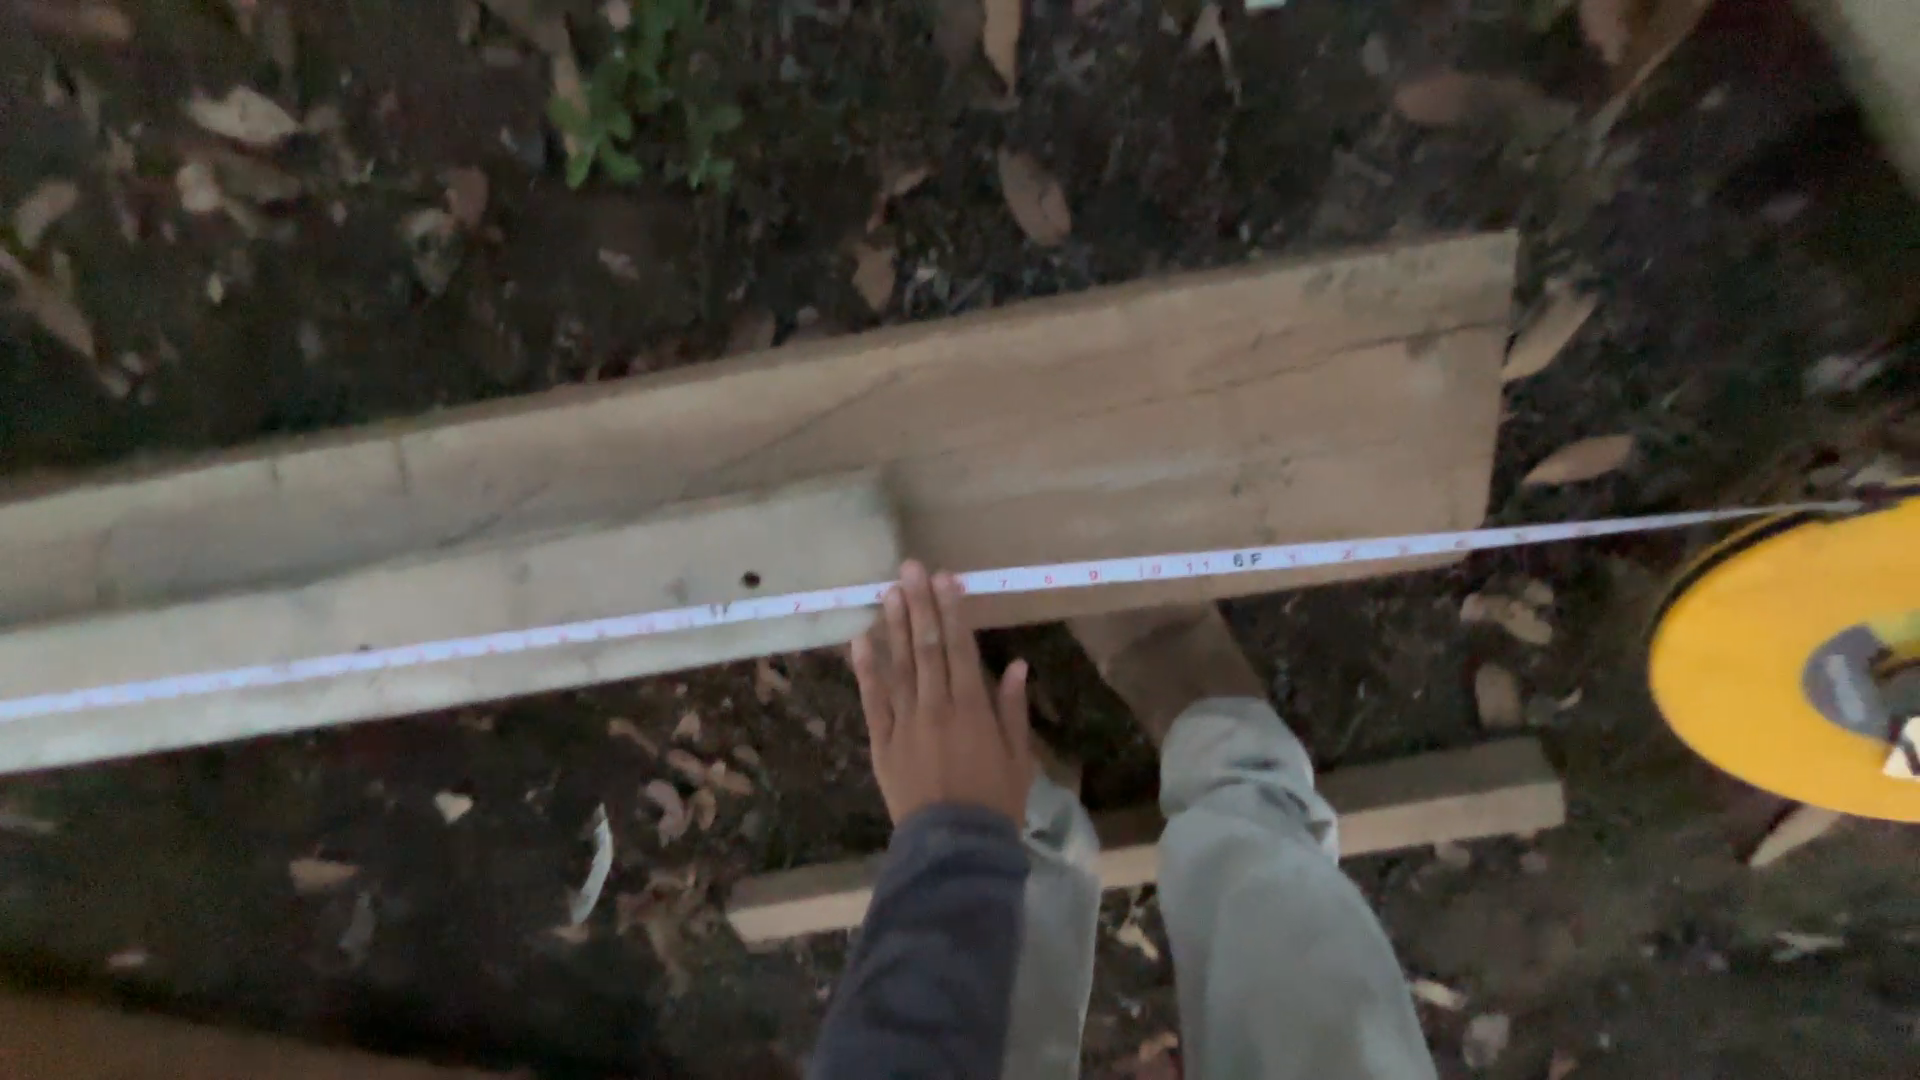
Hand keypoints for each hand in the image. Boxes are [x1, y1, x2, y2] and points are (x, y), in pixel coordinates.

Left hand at [851, 561, 1033, 826]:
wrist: (954, 847)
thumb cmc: (994, 802)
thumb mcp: (1018, 757)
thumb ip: (1013, 708)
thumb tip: (1015, 664)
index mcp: (972, 708)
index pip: (959, 648)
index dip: (952, 611)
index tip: (945, 579)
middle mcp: (936, 706)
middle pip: (926, 647)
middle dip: (920, 605)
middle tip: (910, 569)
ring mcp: (904, 722)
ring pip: (898, 666)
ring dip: (894, 626)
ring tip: (890, 592)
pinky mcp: (881, 741)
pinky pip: (872, 700)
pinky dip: (866, 669)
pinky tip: (861, 640)